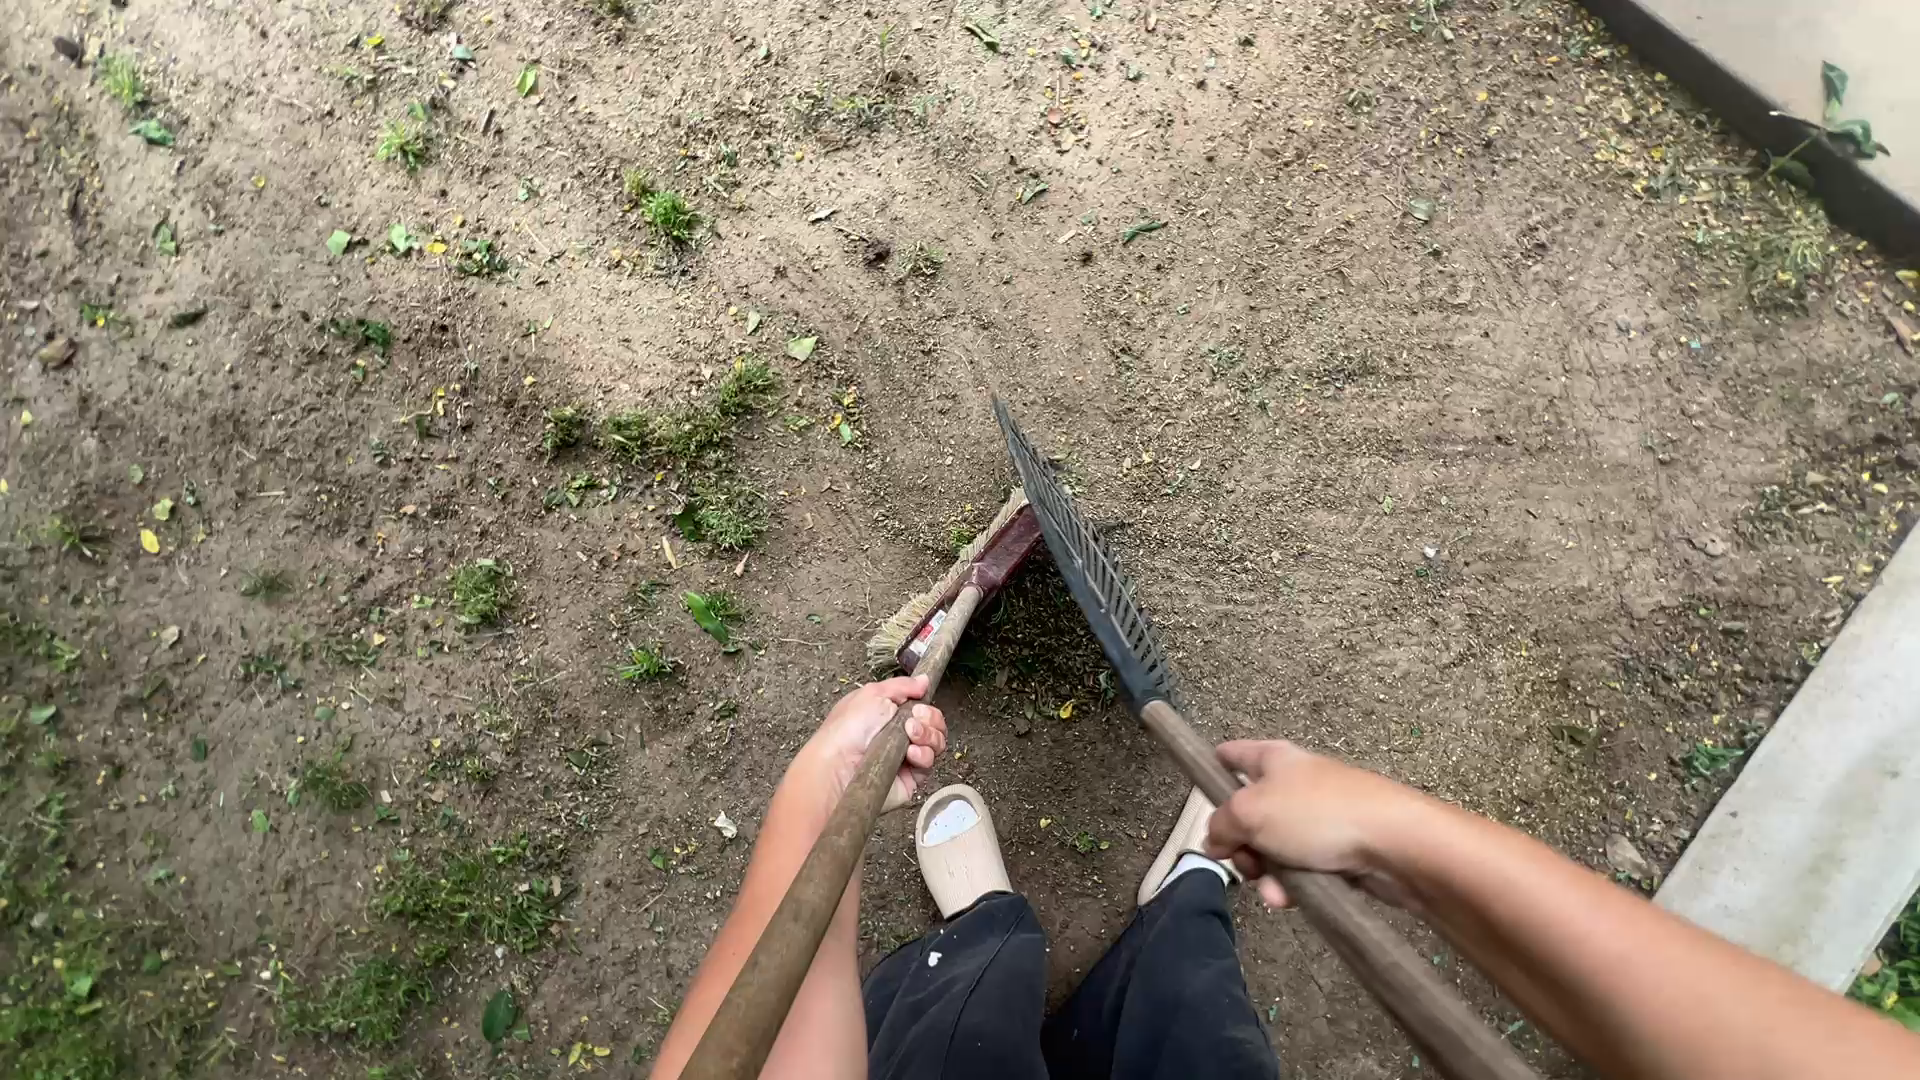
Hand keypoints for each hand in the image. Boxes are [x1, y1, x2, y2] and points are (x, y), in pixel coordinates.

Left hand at [799, 675, 947, 812]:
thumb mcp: (873, 694)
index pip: (921, 706)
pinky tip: (910, 753)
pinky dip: (924, 755)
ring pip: (936, 742)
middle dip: (929, 718)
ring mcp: (906, 756)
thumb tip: (924, 681)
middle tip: (913, 720)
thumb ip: (903, 685)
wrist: (840, 767)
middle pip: (933, 723)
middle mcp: (899, 734)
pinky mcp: (911, 777)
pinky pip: (930, 763)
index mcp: (888, 713)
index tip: (918, 704)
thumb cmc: (848, 730)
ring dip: (928, 735)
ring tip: (911, 735)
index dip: (925, 705)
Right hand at [1203, 740, 1422, 909]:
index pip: (1232, 754)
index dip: (1213, 769)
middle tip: (1241, 861)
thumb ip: (1220, 824)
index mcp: (1273, 759)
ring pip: (1274, 846)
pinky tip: (1290, 899)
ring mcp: (1319, 817)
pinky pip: (1303, 867)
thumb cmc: (1316, 814)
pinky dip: (1294, 884)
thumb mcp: (1249, 813)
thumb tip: (1213, 840)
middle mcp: (1295, 783)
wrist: (1398, 844)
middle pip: (1249, 812)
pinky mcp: (1342, 850)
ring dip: (1266, 871)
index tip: (1200, 795)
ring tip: (1271, 890)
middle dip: (1239, 843)